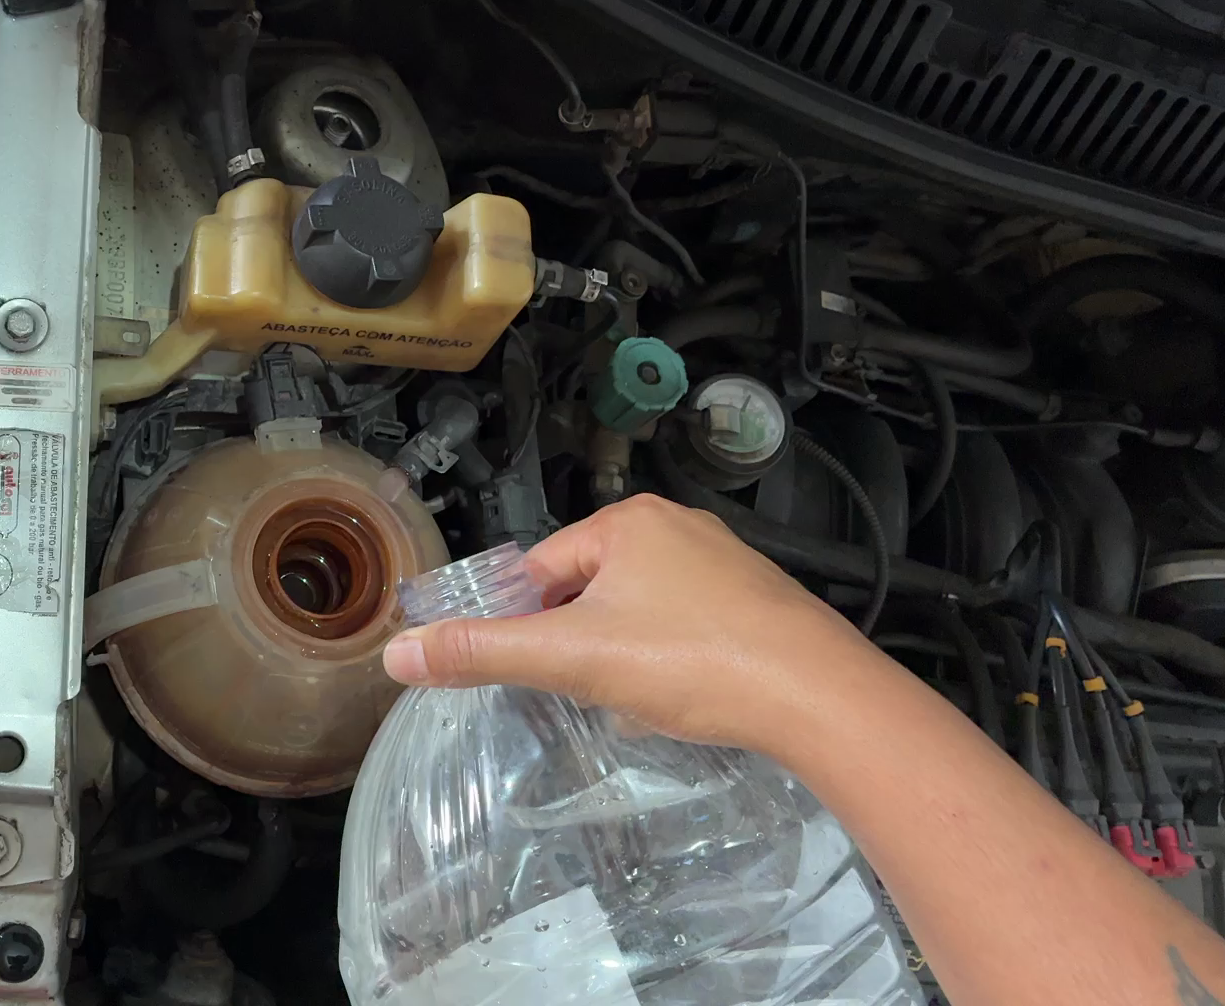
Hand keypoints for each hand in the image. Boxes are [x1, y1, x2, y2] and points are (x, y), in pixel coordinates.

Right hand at [381, 494, 899, 754]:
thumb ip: (482, 653)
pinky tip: (681, 688)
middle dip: (580, 636)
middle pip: (587, 585)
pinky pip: (682, 615)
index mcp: (624, 520)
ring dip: (620, 645)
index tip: (544, 665)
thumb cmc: (689, 662)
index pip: (541, 567)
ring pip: (634, 604)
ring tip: (637, 693)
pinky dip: (666, 649)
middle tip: (593, 685)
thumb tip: (397, 654)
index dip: (531, 620)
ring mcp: (721, 559)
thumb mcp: (571, 658)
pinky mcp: (755, 596)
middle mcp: (673, 524)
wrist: (826, 704)